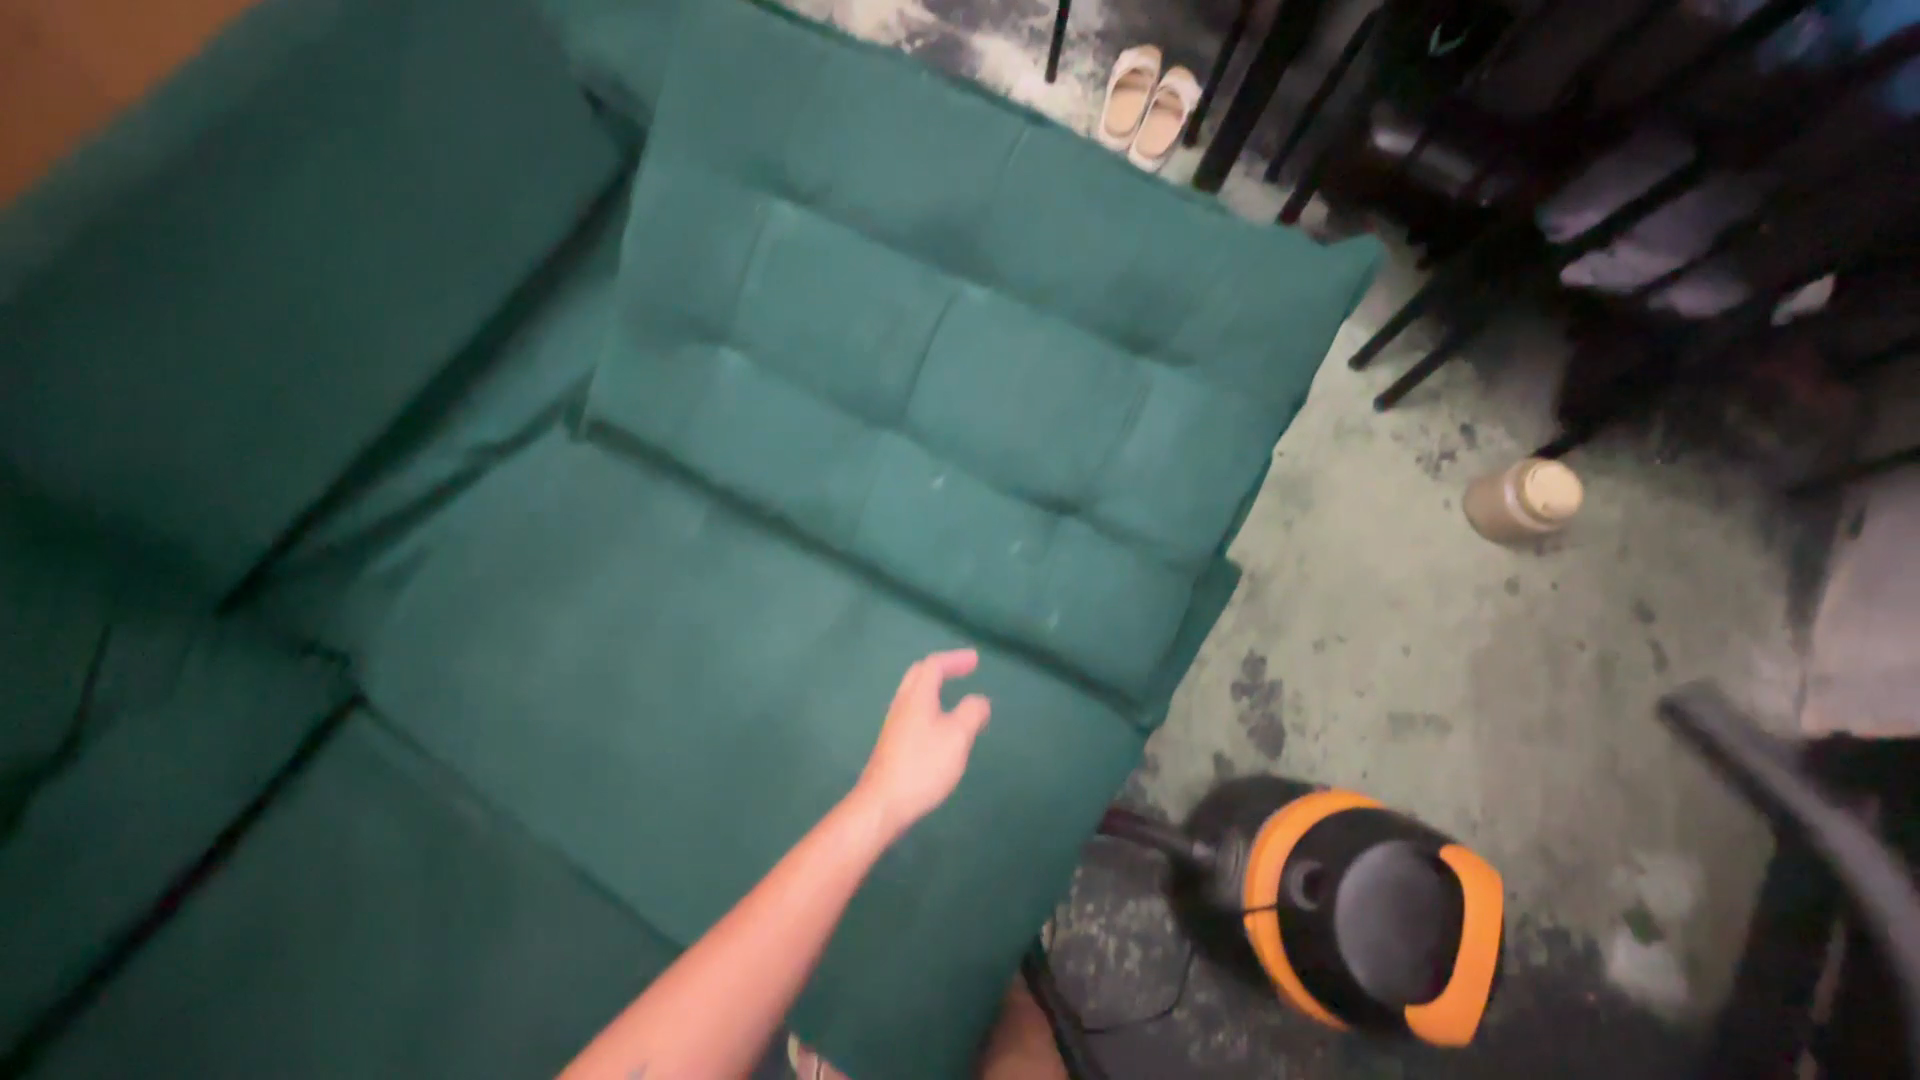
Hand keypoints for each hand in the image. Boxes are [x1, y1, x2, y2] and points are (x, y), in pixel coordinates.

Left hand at [854, 649, 991, 838]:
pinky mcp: (892, 744)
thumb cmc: (922, 766)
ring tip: (953, 697)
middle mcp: (902, 705)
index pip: (933, 666)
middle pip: (918, 675)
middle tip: (963, 670)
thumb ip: (971, 713)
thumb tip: (979, 700)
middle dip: (942, 668)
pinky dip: (929, 707)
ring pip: (913, 694)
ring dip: (934, 688)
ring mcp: (894, 725)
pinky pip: (912, 713)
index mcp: (917, 697)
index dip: (955, 660)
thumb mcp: (957, 737)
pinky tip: (939, 727)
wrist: (883, 802)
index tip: (975, 660)